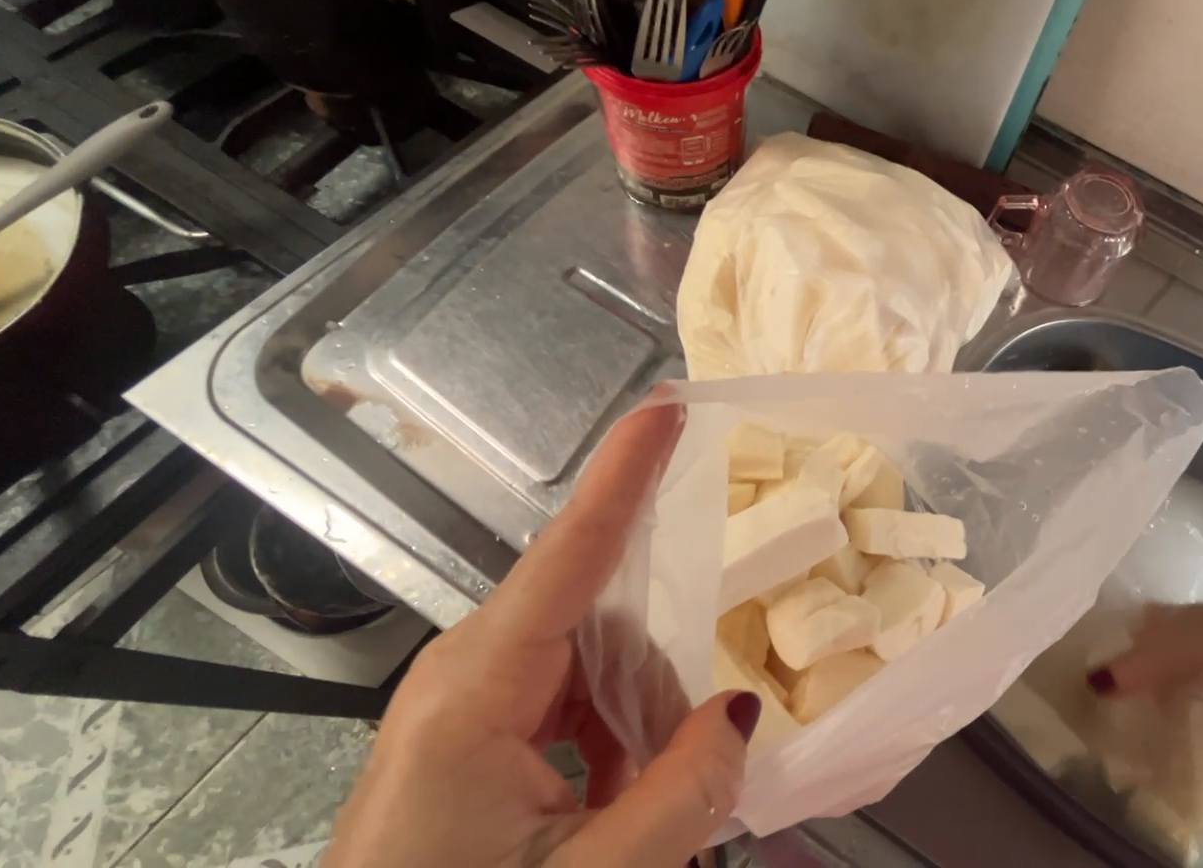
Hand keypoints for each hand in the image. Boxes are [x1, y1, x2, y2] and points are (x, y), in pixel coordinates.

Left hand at [324, 403, 762, 867]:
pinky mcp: (468, 732)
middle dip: (658, 662)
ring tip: (642, 797)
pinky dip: (609, 732)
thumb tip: (739, 712)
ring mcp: (463, 701)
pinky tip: (617, 795)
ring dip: (637, 712)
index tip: (666, 406)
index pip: (569, 553)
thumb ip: (682, 796)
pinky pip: (566, 695)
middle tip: (690, 743)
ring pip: (589, 657)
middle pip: (595, 614)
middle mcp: (464, 672)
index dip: (624, 472)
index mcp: (474, 692)